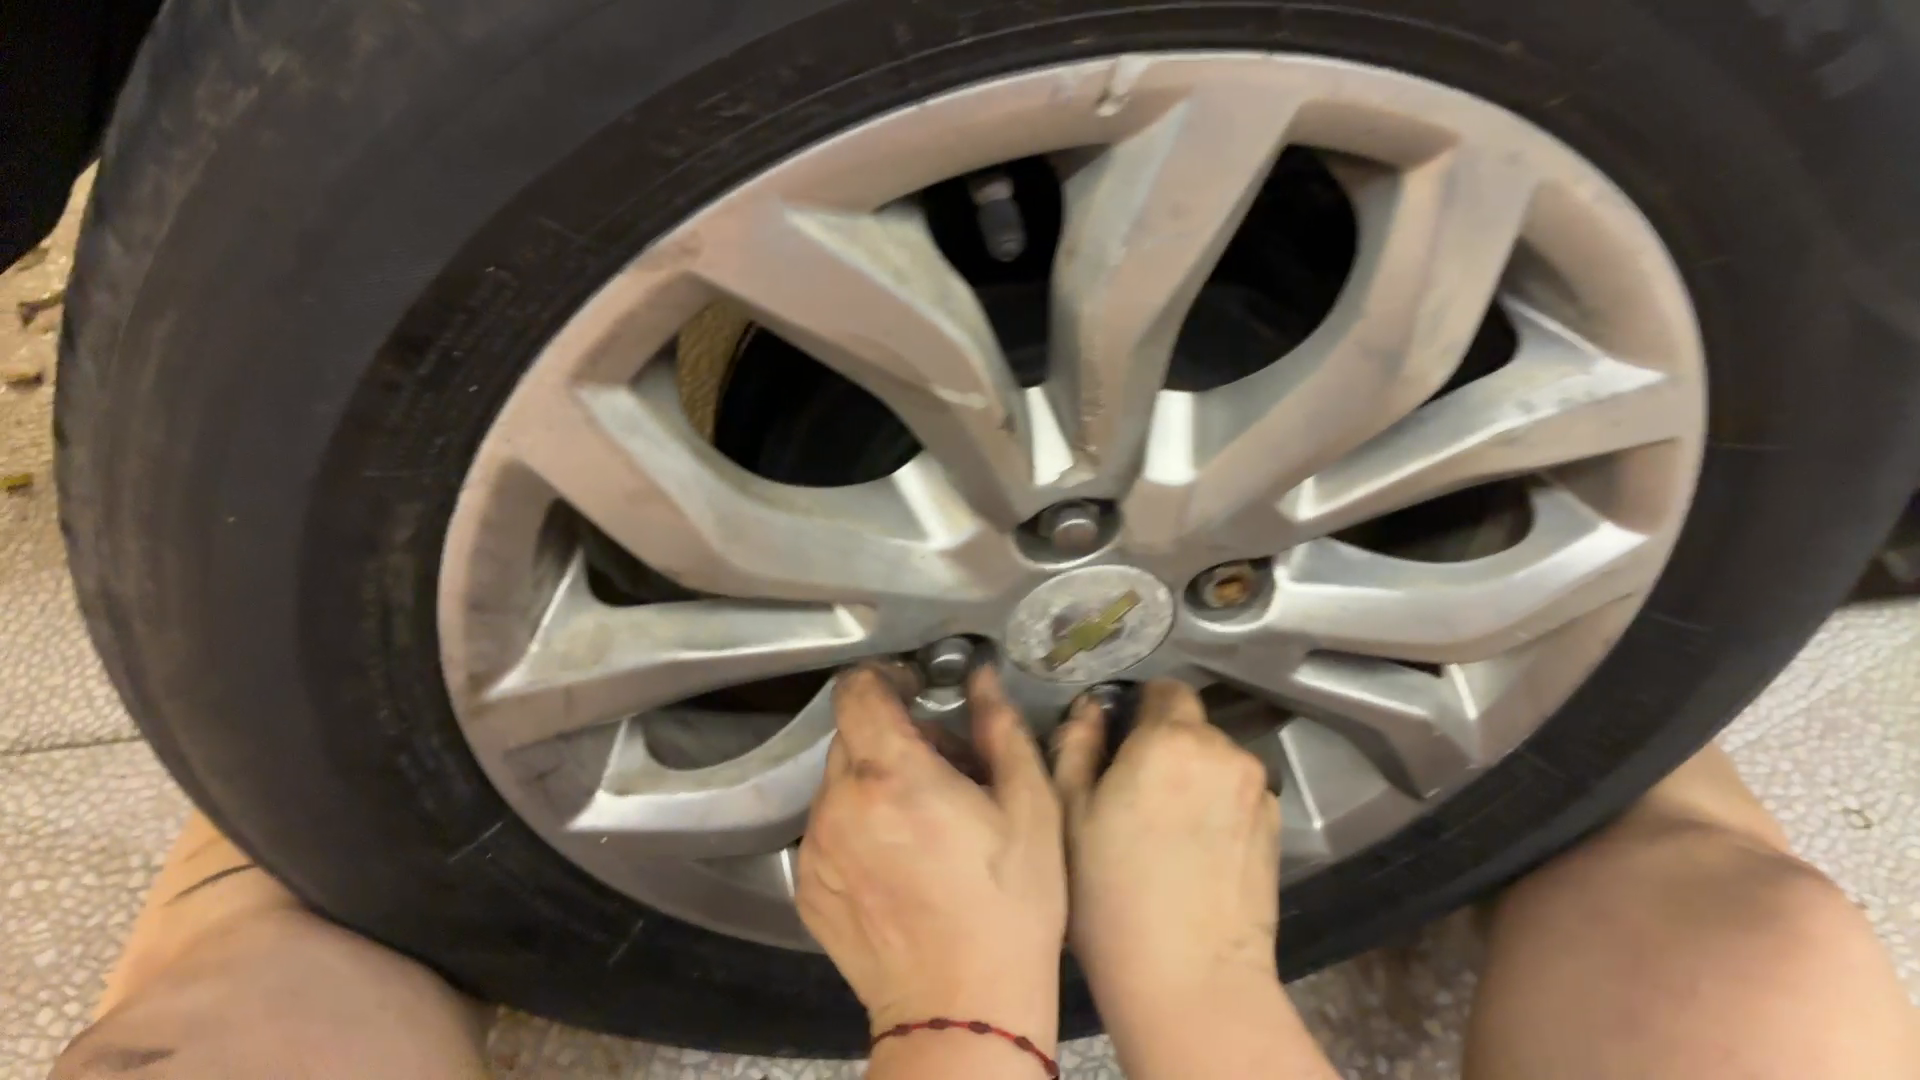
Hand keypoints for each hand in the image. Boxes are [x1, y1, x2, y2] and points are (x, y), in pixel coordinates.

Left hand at [796, 664, 1066, 1050]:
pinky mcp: (807, 886)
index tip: (915, 691)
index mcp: (892, 775)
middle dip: (895, 737)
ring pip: (839, 781)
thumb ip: (1000, 728)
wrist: (961, 1010)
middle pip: (853, 735)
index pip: (857, 690)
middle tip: (944, 771)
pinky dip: (859, 824)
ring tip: (924, 823)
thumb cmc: (1009, 906)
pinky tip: (900, 861)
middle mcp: (839, 803)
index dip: (885, 678)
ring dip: (876, 782)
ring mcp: (816, 848)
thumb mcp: (1030, 808)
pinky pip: (828, 827)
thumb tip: (982, 677)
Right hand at [1051, 679, 1282, 1021]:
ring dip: (1193, 774)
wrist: (1191, 979)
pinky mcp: (1276, 827)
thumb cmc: (1111, 893)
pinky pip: (1238, 794)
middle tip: (1134, 789)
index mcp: (1170, 739)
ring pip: (1216, 761)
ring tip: (1167, 825)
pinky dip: (1218, 804)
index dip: (1140, 707)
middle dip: (1165, 743)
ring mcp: (1257, 790)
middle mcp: (1224, 751)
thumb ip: (1076, 744)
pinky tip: (1197, 849)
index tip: (1119, 739)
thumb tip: (1089, 709)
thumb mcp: (1069, 812)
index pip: (1165, 689)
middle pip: (1192, 725)